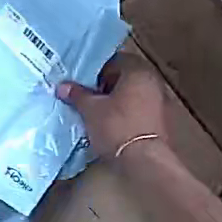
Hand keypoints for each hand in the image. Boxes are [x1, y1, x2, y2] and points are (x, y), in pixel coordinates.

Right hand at [56, 52, 171, 162]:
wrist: (143, 160)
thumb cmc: (116, 126)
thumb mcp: (90, 109)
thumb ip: (77, 94)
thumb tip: (63, 86)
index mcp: (138, 71)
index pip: (113, 61)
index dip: (94, 71)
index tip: (80, 83)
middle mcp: (152, 81)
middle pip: (123, 78)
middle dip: (104, 86)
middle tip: (85, 96)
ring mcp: (159, 102)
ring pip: (130, 95)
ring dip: (114, 100)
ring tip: (94, 111)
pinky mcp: (159, 121)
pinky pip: (136, 110)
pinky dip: (123, 113)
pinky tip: (108, 124)